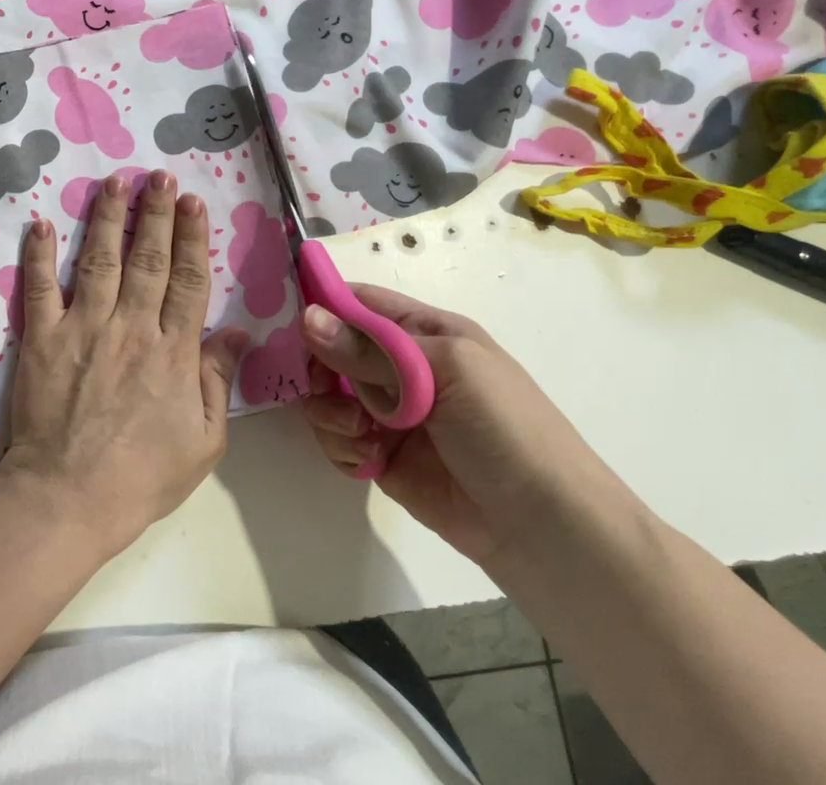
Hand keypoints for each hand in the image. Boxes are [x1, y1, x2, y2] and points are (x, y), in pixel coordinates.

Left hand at [0, 171, 248, 552]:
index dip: (192, 239)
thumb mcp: (205, 440)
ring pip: (99, 261)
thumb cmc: (142, 477)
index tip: (193, 203)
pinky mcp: (41, 339)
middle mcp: (130, 329)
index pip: (188, 281)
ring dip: (106, 218)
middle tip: (158, 176)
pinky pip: (39, 288)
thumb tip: (239, 332)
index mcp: (174, 353)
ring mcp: (82, 329)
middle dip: (154, 214)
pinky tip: (42, 223)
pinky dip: (39, 254)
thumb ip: (217, 380)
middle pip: (147, 260)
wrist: (70, 495)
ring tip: (113, 182)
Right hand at [300, 285, 622, 565]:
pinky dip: (341, 447)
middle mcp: (400, 368)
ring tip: (364, 434)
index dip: (319, 305)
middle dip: (319, 369)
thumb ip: (370, 348)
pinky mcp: (376, 452)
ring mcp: (386, 412)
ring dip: (331, 414)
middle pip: (327, 350)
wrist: (539, 522)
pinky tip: (370, 460)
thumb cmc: (506, 429)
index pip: (356, 302)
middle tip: (326, 389)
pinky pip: (333, 437)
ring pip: (323, 396)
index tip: (287, 321)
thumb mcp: (444, 371)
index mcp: (424, 333)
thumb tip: (306, 318)